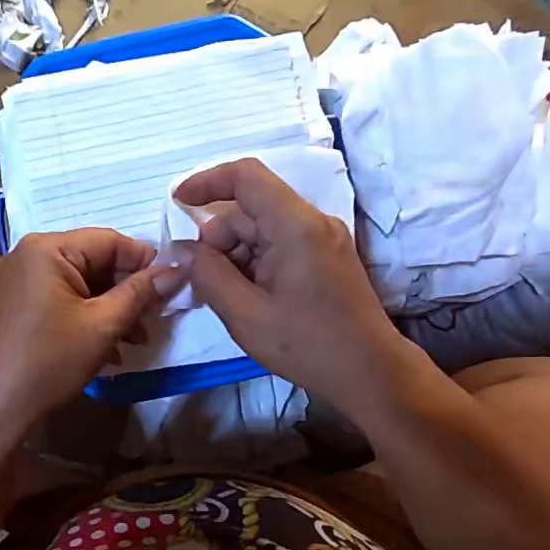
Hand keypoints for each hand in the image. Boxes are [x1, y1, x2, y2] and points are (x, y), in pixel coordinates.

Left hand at [0, 228, 175, 421]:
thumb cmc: (51, 360)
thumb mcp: (103, 325)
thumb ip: (140, 293)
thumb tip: (175, 270)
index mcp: (48, 248)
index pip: (110, 240)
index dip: (145, 263)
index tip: (172, 288)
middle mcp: (31, 253)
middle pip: (95, 260)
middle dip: (127, 291)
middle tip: (154, 320)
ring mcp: (21, 278)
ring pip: (81, 283)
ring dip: (111, 308)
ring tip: (136, 340)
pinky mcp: (18, 303)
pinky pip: (62, 298)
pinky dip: (87, 317)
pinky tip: (108, 348)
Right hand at [174, 158, 395, 403]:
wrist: (372, 373)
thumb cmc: (308, 346)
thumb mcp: (245, 314)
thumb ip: (208, 274)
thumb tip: (185, 250)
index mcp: (295, 227)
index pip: (246, 176)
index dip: (207, 181)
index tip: (178, 202)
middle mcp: (313, 222)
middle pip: (250, 209)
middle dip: (218, 238)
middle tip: (205, 281)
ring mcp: (323, 237)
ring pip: (261, 228)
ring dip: (235, 254)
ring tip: (231, 297)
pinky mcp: (326, 254)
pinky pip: (278, 242)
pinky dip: (254, 261)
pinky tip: (251, 296)